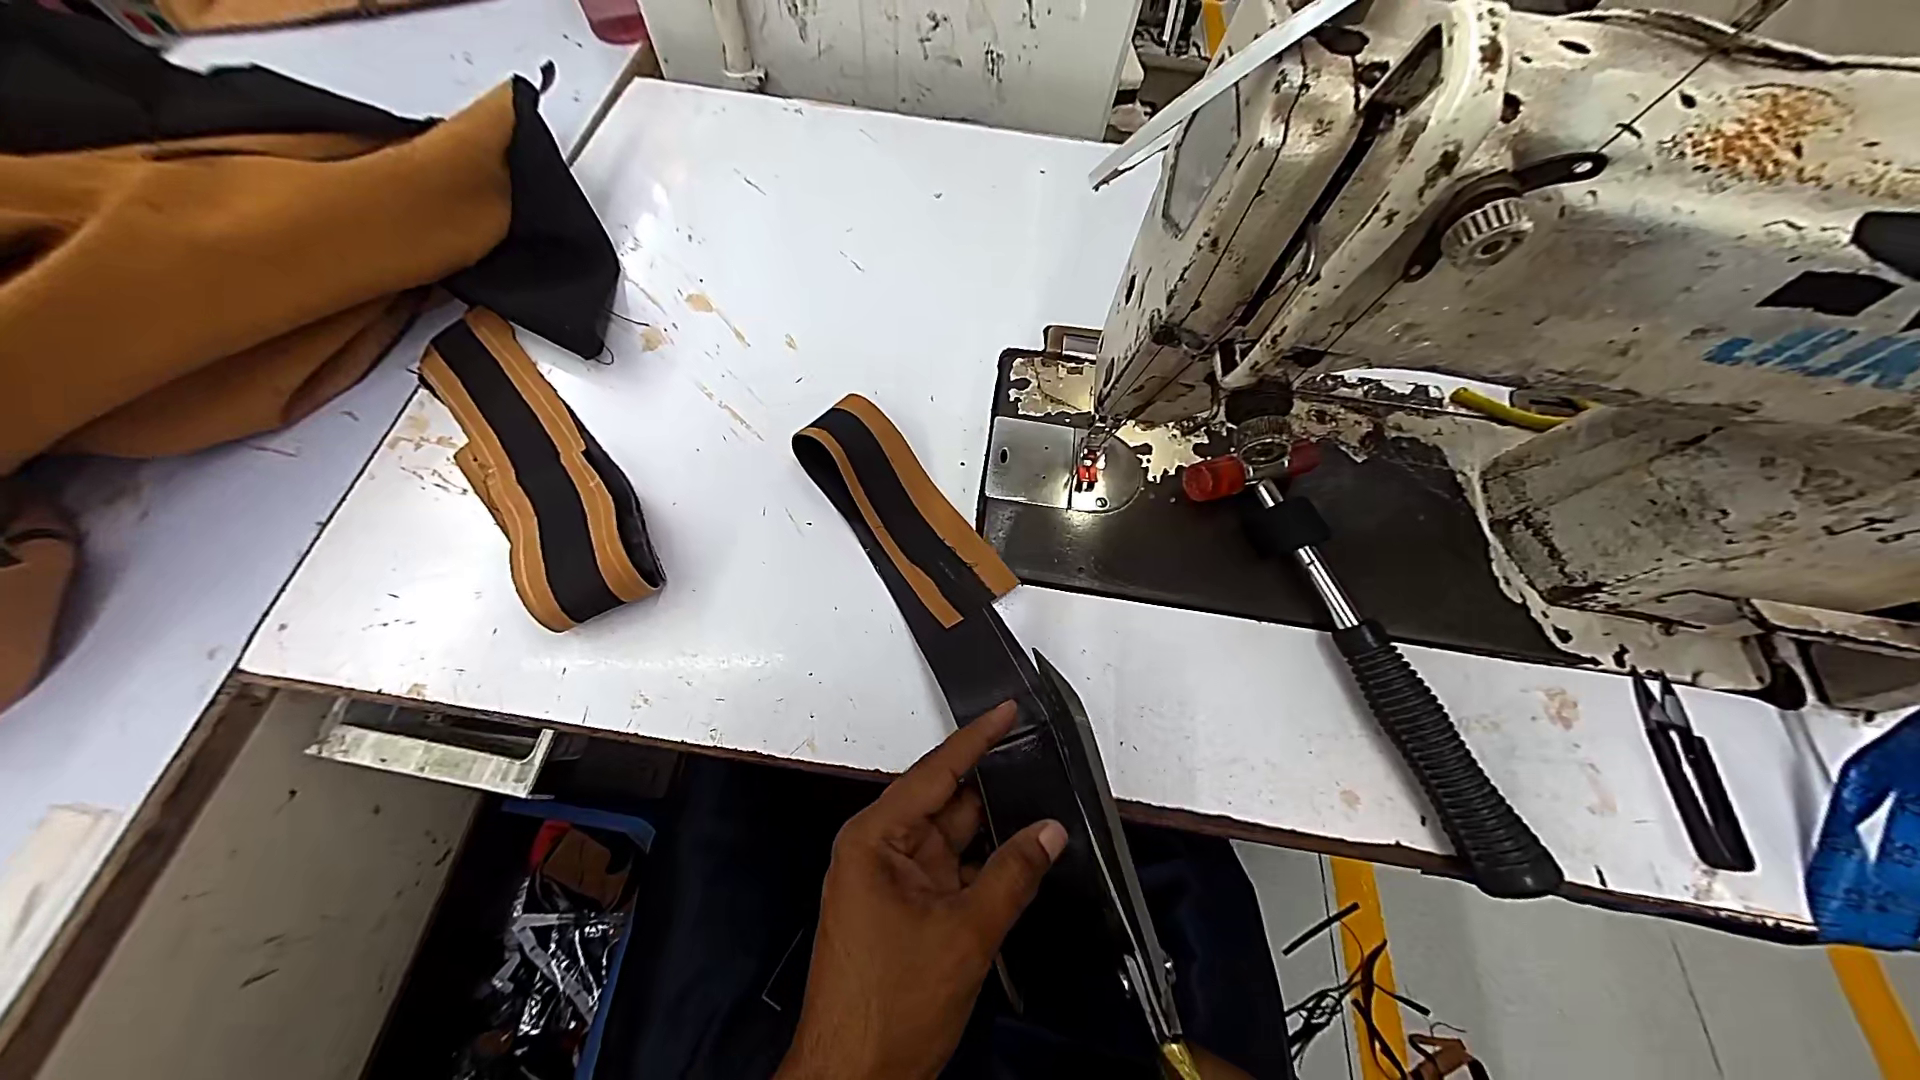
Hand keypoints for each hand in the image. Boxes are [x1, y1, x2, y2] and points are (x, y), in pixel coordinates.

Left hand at [774, 701, 1068, 1079]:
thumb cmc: (883, 1009)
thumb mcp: (963, 933)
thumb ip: (1012, 875)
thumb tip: (1047, 834)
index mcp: (876, 838)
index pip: (936, 770)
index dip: (976, 738)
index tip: (1004, 713)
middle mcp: (881, 849)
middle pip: (947, 800)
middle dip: (992, 785)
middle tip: (1034, 760)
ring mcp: (896, 877)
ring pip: (955, 835)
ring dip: (993, 828)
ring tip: (1037, 807)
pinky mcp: (909, 903)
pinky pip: (954, 866)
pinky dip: (985, 862)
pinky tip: (1018, 855)